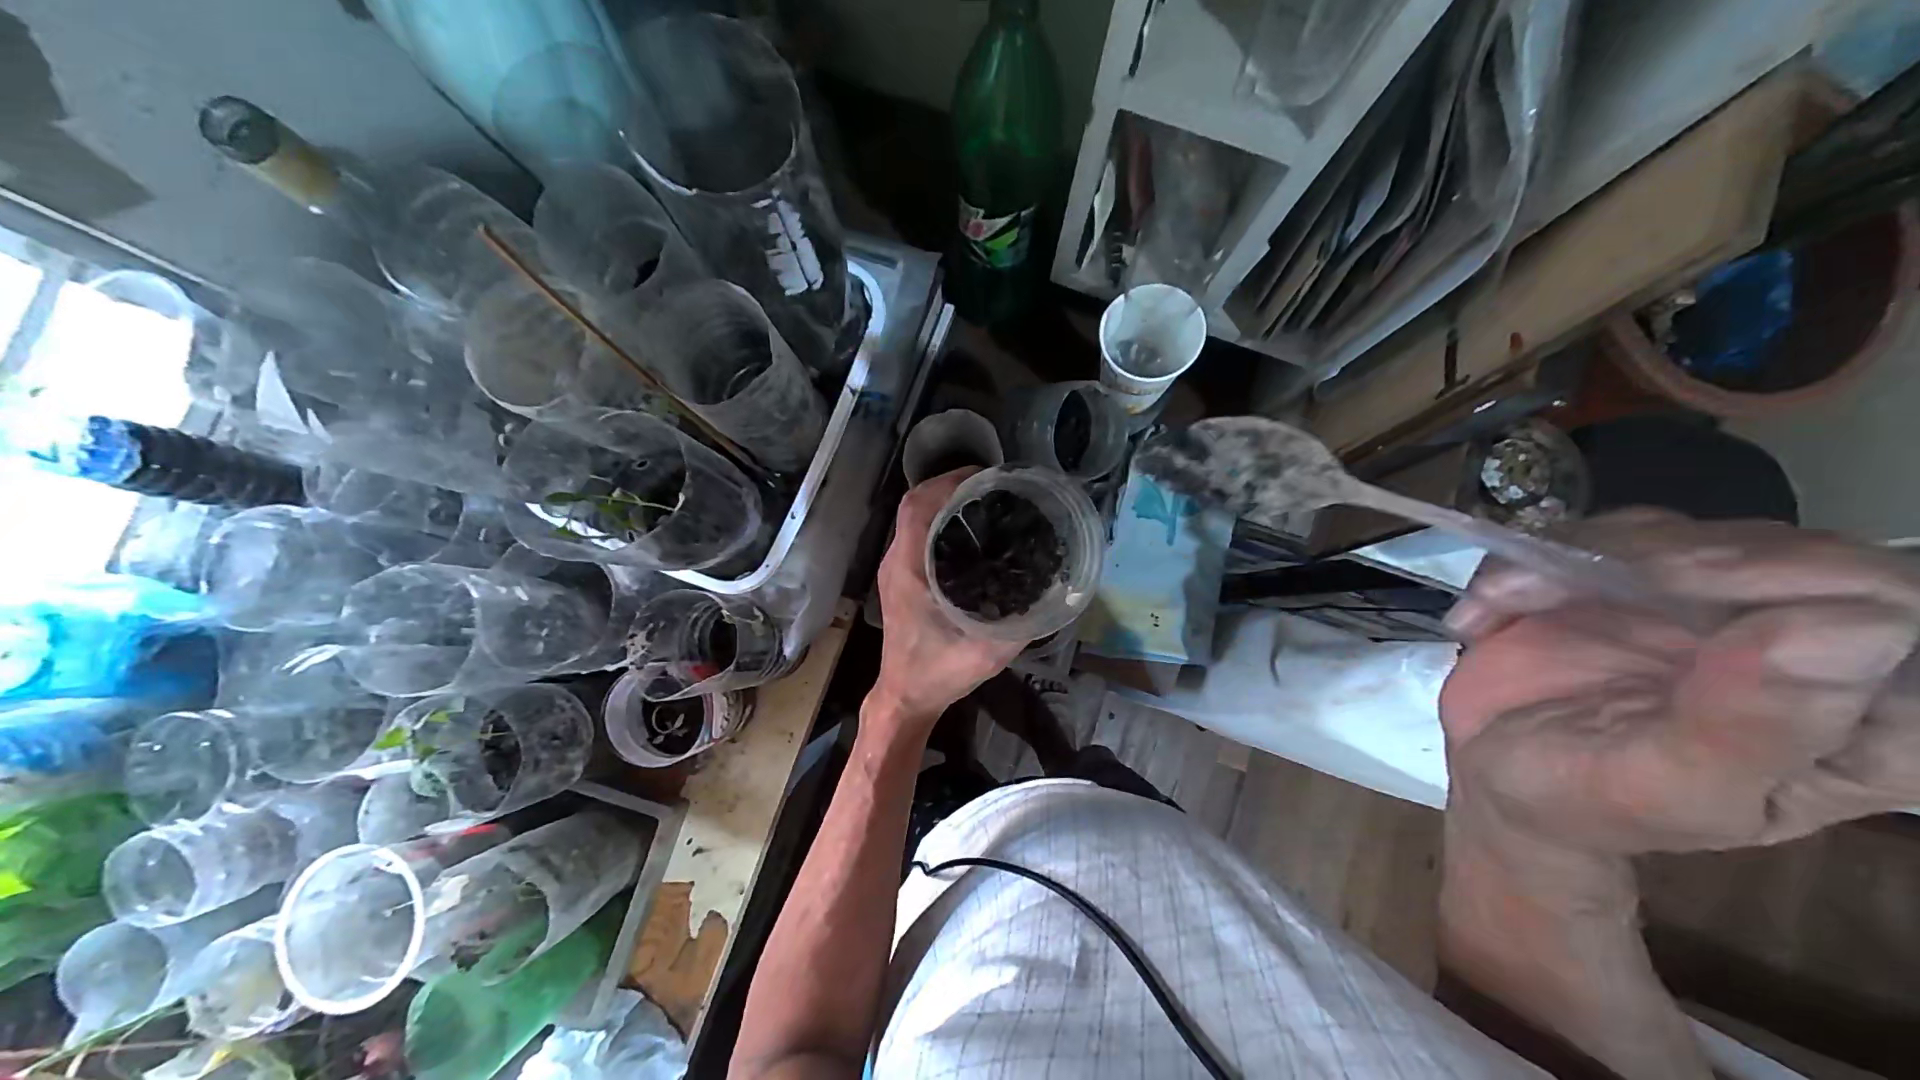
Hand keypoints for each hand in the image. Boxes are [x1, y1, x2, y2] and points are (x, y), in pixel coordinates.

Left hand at [868, 469, 1026, 739]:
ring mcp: (895, 570)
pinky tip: (972, 533)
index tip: (984, 476)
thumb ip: (1021, 623)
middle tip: (994, 487)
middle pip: (915, 505)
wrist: (905, 697)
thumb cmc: (937, 673)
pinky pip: (917, 536)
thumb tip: (1056, 590)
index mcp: (909, 569)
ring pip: (914, 519)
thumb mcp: (987, 652)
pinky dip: (940, 522)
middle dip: (951, 486)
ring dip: (945, 503)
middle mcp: (896, 562)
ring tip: (987, 502)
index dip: (947, 482)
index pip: (917, 506)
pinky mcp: (901, 579)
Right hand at [1441, 510, 1919, 854]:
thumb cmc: (1584, 801)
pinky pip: (1590, 536)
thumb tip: (1856, 626)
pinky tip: (1487, 609)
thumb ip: (1751, 725)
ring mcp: (1708, 606)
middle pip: (1773, 549)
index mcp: (1860, 714)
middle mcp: (1800, 645)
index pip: (1884, 603)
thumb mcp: (1665, 787)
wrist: (1493, 778)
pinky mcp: (1626, 580)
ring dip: (1567, 556)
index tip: (1660, 584)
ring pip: (1673, 532)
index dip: (1783, 575)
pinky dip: (1524, 560)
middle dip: (1645, 558)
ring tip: (1500, 602)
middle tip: (1542, 590)